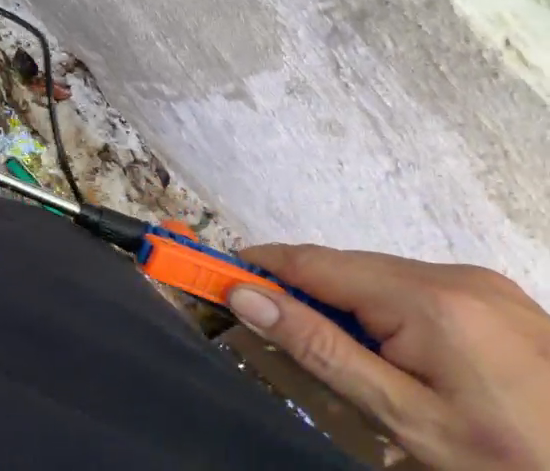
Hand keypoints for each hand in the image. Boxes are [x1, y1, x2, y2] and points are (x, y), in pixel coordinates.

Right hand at [229, 244, 549, 469]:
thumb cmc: (508, 457)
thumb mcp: (406, 417)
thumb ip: (321, 350)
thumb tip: (243, 294)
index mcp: (429, 299)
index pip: (309, 262)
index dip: (252, 267)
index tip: (206, 277)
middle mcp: (455, 276)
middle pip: (342, 267)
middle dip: (300, 293)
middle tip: (271, 331)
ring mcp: (486, 285)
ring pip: (376, 276)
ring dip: (343, 303)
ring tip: (342, 353)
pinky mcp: (502, 300)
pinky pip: (415, 288)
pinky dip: (384, 308)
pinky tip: (392, 350)